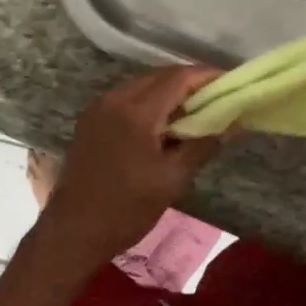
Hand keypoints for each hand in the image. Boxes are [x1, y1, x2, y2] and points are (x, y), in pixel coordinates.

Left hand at [38, 66, 222, 263]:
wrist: (73, 230)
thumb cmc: (127, 209)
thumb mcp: (172, 180)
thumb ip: (203, 145)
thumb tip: (231, 124)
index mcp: (137, 110)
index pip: (179, 78)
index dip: (207, 76)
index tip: (232, 82)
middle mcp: (116, 97)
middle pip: (160, 75)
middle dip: (190, 82)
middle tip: (218, 97)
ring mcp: (100, 105)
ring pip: (143, 84)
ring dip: (169, 90)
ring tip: (196, 109)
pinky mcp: (91, 117)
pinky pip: (127, 96)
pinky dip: (150, 100)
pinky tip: (164, 120)